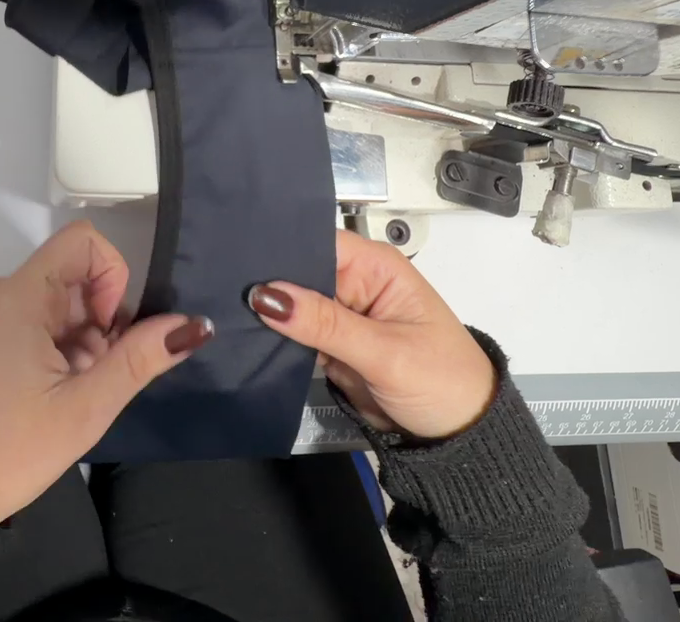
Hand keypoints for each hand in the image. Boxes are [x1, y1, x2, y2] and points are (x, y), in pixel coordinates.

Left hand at [0, 222, 212, 523]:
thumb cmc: (10, 451)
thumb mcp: (85, 408)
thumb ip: (140, 359)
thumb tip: (194, 325)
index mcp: (17, 296)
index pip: (84, 242)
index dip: (111, 278)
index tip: (108, 333)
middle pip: (74, 274)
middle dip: (99, 320)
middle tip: (93, 374)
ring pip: (58, 297)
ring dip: (80, 336)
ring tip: (69, 388)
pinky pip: (35, 314)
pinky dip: (56, 342)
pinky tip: (51, 387)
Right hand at [247, 229, 495, 440]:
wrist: (459, 439)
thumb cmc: (441, 382)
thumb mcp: (384, 352)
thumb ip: (325, 324)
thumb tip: (265, 295)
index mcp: (374, 265)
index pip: (316, 241)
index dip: (278, 247)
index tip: (235, 257)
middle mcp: (353, 281)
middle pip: (297, 271)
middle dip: (265, 281)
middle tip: (220, 285)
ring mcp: (340, 314)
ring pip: (291, 304)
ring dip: (265, 312)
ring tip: (223, 307)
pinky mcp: (330, 343)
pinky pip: (294, 333)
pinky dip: (274, 337)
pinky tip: (240, 331)